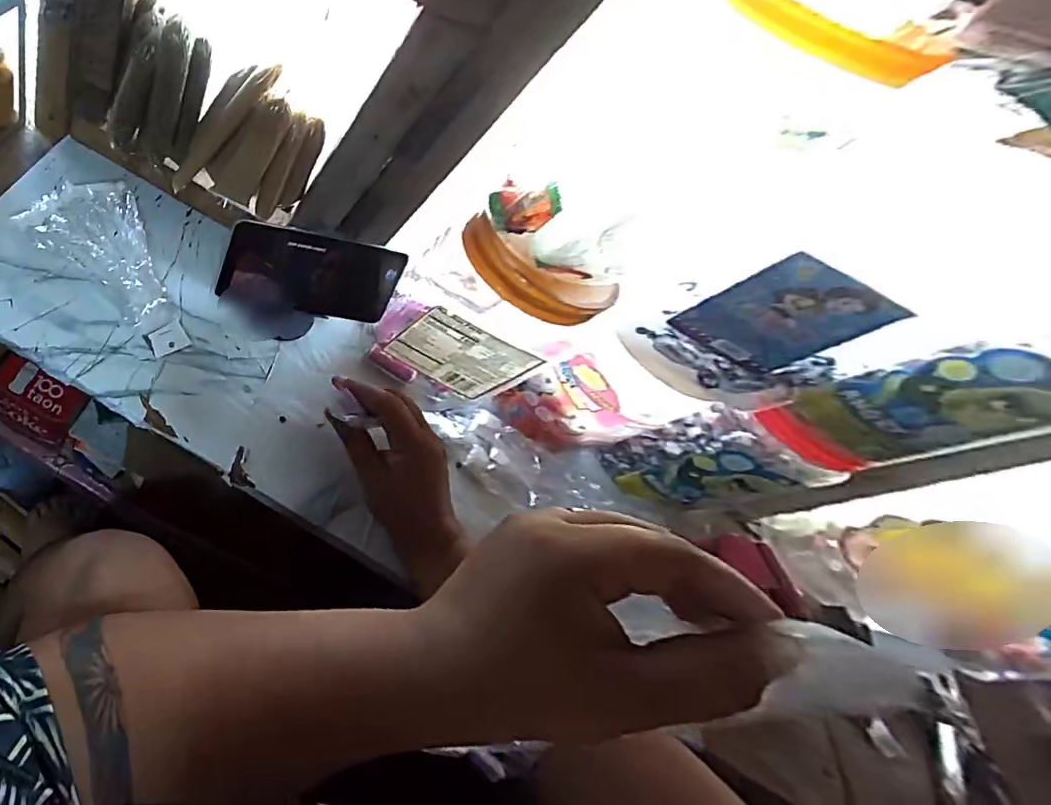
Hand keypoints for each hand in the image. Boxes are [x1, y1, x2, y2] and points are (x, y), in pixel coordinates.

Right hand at [326, 376, 464, 595]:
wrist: (430, 537)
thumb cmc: (398, 510)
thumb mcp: (370, 475)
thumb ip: (355, 441)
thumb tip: (337, 416)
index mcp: (414, 442)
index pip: (388, 403)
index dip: (362, 390)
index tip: (339, 384)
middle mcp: (428, 436)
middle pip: (400, 399)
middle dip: (371, 392)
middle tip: (345, 395)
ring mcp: (432, 442)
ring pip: (406, 407)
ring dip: (381, 402)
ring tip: (355, 406)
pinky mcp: (430, 449)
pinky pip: (409, 420)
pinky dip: (389, 414)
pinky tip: (372, 422)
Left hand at [412, 509, 797, 743]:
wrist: (436, 671)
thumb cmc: (529, 687)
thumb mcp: (634, 694)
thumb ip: (713, 672)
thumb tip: (777, 649)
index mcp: (571, 547)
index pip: (672, 554)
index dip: (734, 592)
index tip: (780, 637)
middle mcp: (545, 521)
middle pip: (643, 537)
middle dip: (700, 580)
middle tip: (746, 634)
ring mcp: (523, 526)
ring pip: (613, 534)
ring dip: (662, 571)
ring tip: (702, 623)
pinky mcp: (512, 541)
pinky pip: (582, 540)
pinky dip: (622, 567)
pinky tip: (642, 604)